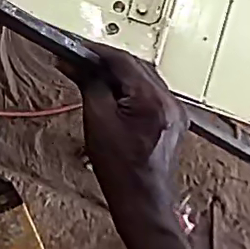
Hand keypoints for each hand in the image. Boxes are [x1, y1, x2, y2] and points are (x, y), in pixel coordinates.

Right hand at [66, 44, 185, 235]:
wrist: (141, 201)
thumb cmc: (119, 168)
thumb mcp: (96, 119)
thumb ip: (89, 84)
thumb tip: (75, 63)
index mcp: (152, 100)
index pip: (122, 60)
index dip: (96, 51)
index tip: (76, 47)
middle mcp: (169, 101)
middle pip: (135, 66)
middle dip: (106, 61)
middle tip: (80, 60)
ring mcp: (174, 110)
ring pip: (143, 77)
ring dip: (118, 73)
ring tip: (92, 75)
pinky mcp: (172, 118)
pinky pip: (150, 91)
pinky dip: (130, 86)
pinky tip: (113, 91)